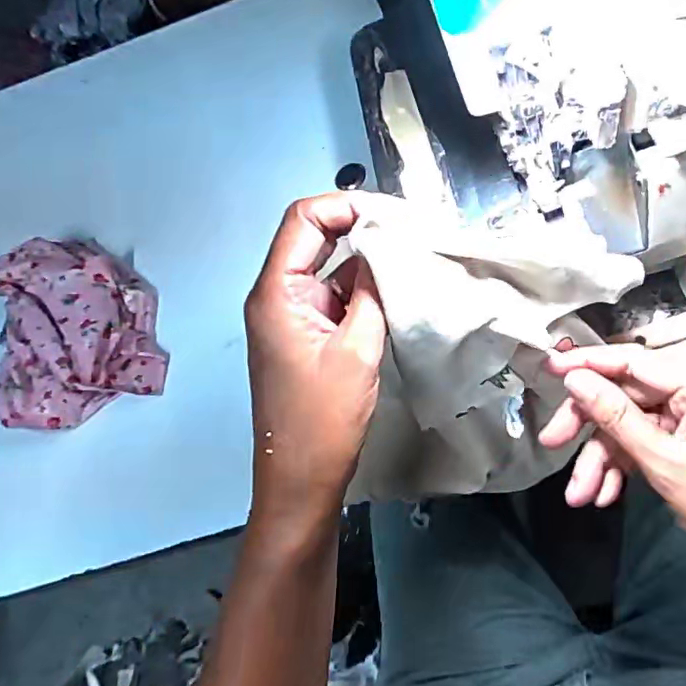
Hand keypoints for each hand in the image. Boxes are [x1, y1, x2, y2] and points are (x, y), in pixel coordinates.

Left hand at [244, 193, 387, 522]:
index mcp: (277, 293)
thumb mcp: (357, 350)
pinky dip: (362, 285)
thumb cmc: (322, 420)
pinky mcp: (307, 332)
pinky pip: (334, 293)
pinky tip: (396, 284)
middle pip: (313, 237)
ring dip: (364, 256)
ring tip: (409, 251)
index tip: (391, 215)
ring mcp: (292, 314)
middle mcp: (277, 295)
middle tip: (407, 228)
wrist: (300, 479)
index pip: (303, 220)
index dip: (344, 206)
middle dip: (358, 225)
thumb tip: (388, 248)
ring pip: (327, 265)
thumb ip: (371, 292)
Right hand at [538, 344, 685, 588]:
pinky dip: (622, 465)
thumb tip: (574, 379)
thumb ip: (615, 416)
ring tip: (579, 493)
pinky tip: (604, 494)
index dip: (588, 363)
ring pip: (629, 424)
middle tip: (552, 441)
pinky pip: (644, 442)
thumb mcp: (662, 461)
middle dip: (589, 426)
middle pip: (626, 395)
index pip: (634, 361)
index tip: (550, 366)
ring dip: (602, 457)